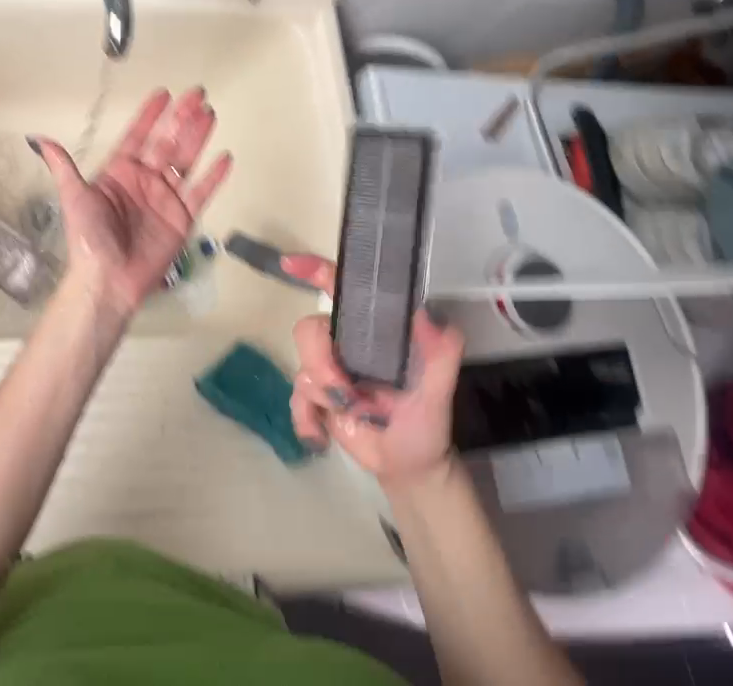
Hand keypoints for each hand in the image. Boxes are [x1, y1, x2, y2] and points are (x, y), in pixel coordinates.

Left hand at [31, 88, 232, 321]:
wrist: (107, 281)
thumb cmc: (88, 240)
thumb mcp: (73, 198)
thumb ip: (64, 167)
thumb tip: (38, 138)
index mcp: (118, 174)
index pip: (137, 137)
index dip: (150, 116)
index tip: (163, 94)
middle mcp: (143, 182)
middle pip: (166, 144)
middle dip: (181, 119)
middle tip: (197, 94)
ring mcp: (164, 199)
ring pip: (185, 161)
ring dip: (197, 138)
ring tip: (209, 114)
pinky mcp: (181, 219)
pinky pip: (200, 193)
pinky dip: (213, 177)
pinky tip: (225, 157)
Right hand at [280, 255, 464, 496]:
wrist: (409, 468)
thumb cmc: (426, 426)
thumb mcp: (439, 392)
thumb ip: (440, 354)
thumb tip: (427, 316)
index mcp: (374, 334)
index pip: (341, 292)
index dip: (316, 271)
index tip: (292, 264)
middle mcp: (347, 346)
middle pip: (309, 330)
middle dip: (321, 364)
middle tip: (345, 394)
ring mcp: (328, 372)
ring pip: (302, 367)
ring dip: (322, 396)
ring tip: (351, 417)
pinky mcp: (316, 400)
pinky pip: (295, 400)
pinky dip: (306, 419)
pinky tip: (321, 437)